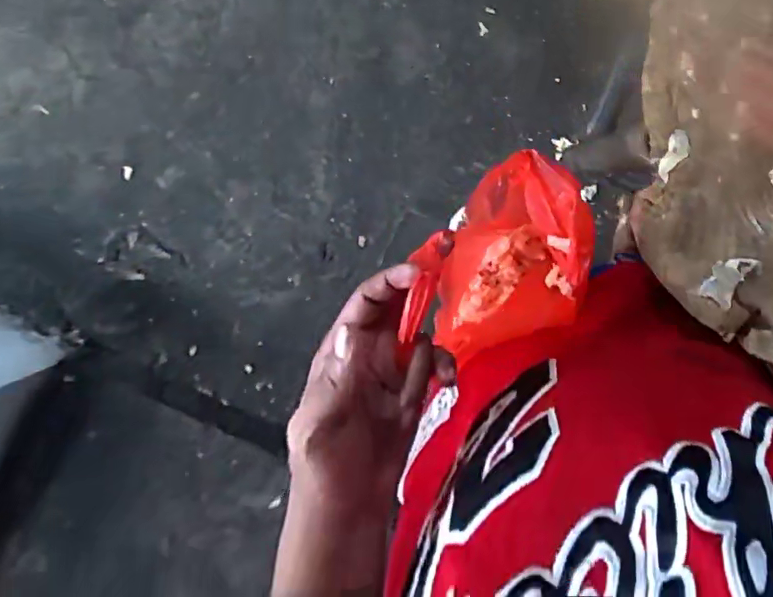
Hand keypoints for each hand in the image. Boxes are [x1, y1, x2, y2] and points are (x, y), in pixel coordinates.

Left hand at [286, 261, 454, 515]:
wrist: (350, 510)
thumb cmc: (324, 470)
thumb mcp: (321, 425)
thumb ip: (338, 378)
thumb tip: (352, 331)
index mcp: (340, 353)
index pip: (366, 302)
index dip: (392, 280)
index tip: (421, 269)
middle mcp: (370, 352)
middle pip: (399, 305)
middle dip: (423, 286)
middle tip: (451, 262)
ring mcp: (395, 369)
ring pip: (423, 333)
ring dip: (432, 349)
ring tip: (432, 379)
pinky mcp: (417, 386)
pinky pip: (438, 362)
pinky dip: (445, 368)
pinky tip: (445, 386)